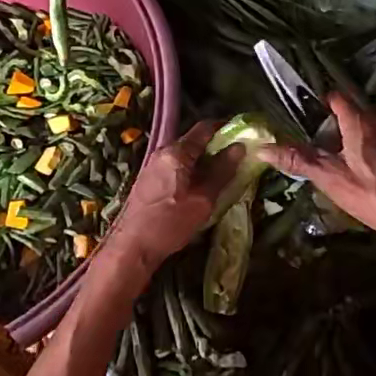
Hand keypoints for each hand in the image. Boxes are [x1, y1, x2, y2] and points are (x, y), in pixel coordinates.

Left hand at [99, 121, 242, 280]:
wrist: (132, 247)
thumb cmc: (170, 223)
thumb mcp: (203, 200)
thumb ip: (222, 172)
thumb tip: (239, 148)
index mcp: (176, 153)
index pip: (204, 128)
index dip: (225, 128)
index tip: (243, 136)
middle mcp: (162, 152)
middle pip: (194, 141)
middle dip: (216, 148)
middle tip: (237, 160)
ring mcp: (153, 165)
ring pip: (185, 156)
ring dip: (203, 162)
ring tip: (222, 175)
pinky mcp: (150, 179)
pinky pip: (175, 166)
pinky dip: (191, 171)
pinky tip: (201, 187)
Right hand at [259, 94, 375, 251]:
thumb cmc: (369, 194)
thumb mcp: (328, 177)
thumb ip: (297, 160)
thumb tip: (263, 149)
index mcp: (360, 122)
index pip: (338, 98)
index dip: (322, 103)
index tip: (307, 114)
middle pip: (353, 113)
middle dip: (335, 123)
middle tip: (317, 141)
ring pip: (368, 128)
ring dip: (353, 137)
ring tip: (337, 156)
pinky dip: (368, 149)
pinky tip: (361, 169)